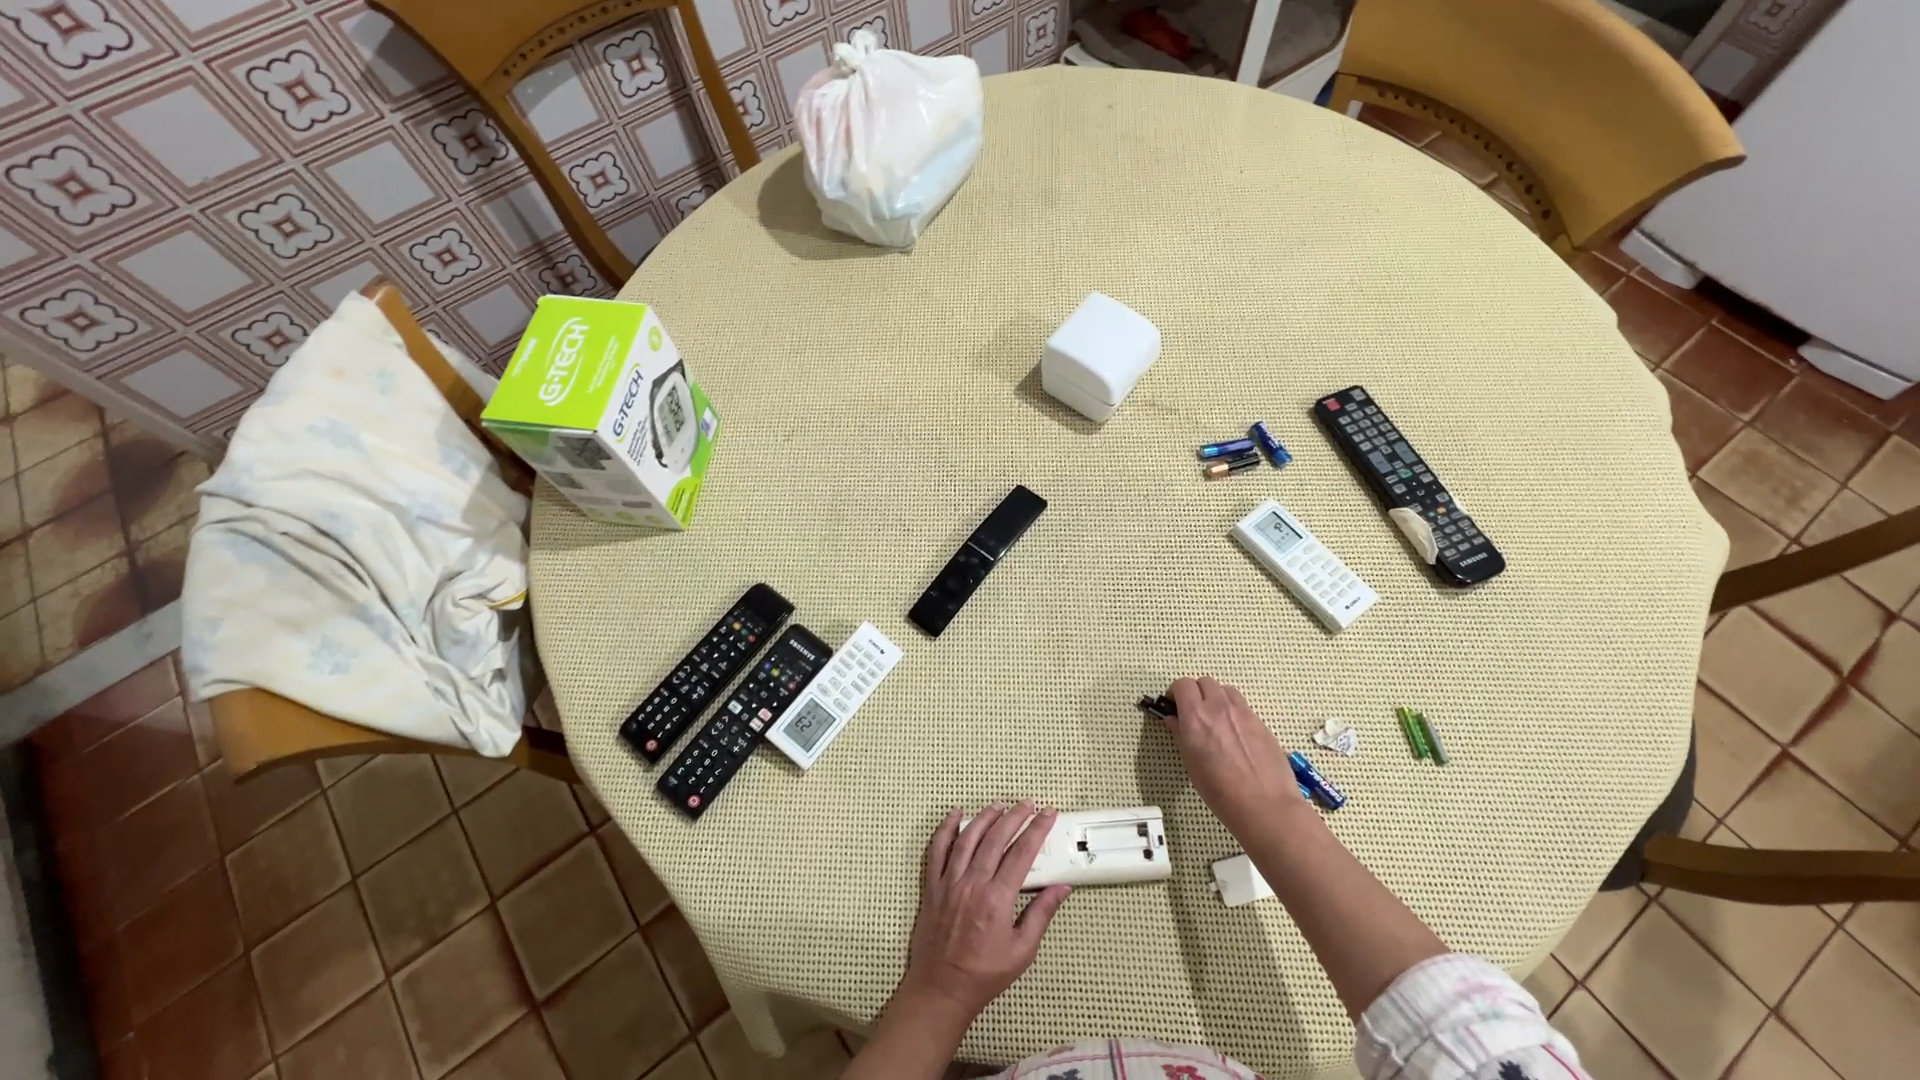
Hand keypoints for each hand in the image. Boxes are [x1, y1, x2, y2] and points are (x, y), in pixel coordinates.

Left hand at [896, 802, 1070, 1020]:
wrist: (941, 989)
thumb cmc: (984, 975)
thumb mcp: (1022, 951)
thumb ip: (1041, 914)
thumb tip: (1062, 888)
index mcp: (997, 899)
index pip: (1022, 853)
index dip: (1037, 830)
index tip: (1048, 814)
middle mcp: (972, 884)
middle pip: (996, 838)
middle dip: (1015, 816)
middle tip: (1028, 804)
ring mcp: (949, 883)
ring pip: (967, 838)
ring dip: (985, 817)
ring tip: (1000, 805)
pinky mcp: (933, 887)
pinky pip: (937, 850)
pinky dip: (946, 829)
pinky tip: (955, 814)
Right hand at [1164, 677, 1310, 835]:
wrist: (1265, 805)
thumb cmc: (1221, 792)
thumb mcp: (1191, 765)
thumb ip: (1181, 736)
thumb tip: (1174, 720)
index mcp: (1196, 718)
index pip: (1182, 685)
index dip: (1176, 693)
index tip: (1174, 706)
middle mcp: (1219, 708)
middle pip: (1204, 682)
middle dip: (1195, 693)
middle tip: (1193, 712)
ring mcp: (1243, 712)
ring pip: (1225, 690)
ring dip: (1216, 697)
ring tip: (1215, 719)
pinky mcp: (1261, 721)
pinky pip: (1242, 705)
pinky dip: (1233, 710)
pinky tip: (1235, 733)